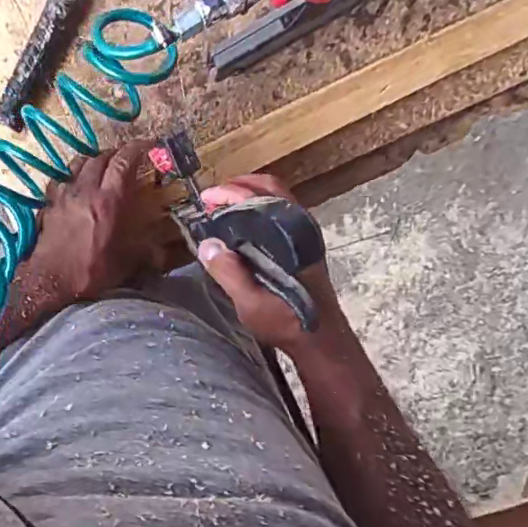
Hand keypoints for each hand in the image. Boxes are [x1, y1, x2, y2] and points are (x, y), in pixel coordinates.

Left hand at [19, 143, 154, 305]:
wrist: (50, 281)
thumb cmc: (91, 272)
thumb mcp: (127, 262)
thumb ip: (147, 251)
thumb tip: (165, 253)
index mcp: (109, 200)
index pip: (123, 161)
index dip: (137, 148)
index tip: (148, 145)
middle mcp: (85, 190)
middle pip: (101, 158)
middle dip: (116, 153)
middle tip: (126, 158)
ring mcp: (64, 195)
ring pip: (78, 164)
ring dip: (92, 161)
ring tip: (101, 168)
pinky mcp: (49, 204)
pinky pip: (61, 180)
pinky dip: (71, 177)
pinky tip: (74, 186)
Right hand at [191, 174, 344, 350]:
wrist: (320, 339)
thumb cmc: (287, 322)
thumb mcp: (251, 302)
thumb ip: (229, 273)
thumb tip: (207, 245)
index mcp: (290, 237)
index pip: (261, 197)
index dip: (231, 192)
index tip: (207, 197)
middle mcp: (300, 230)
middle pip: (272, 190)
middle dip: (240, 187)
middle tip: (212, 197)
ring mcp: (303, 238)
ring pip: (276, 202)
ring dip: (248, 198)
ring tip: (221, 208)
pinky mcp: (300, 248)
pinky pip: (277, 217)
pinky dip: (256, 211)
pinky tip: (238, 227)